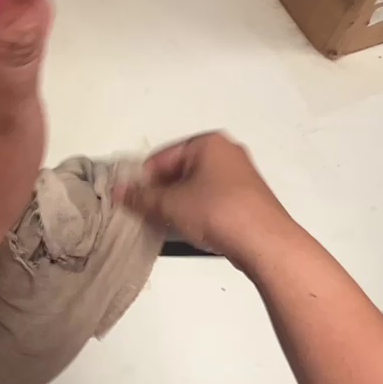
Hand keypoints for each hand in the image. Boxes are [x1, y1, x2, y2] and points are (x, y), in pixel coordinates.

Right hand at [117, 132, 298, 262]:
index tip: (131, 197)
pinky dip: (193, 212)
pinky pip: (208, 200)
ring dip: (175, 204)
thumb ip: (140, 197)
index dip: (142, 178)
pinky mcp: (243, 199)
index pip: (161, 157)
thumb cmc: (222, 212)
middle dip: (159, 192)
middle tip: (145, 212)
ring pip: (193, 187)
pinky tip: (188, 228)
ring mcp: (237, 176)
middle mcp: (225, 153)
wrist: (262, 241)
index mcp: (208, 143)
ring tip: (166, 223)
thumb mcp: (169, 204)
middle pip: (177, 171)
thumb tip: (120, 191)